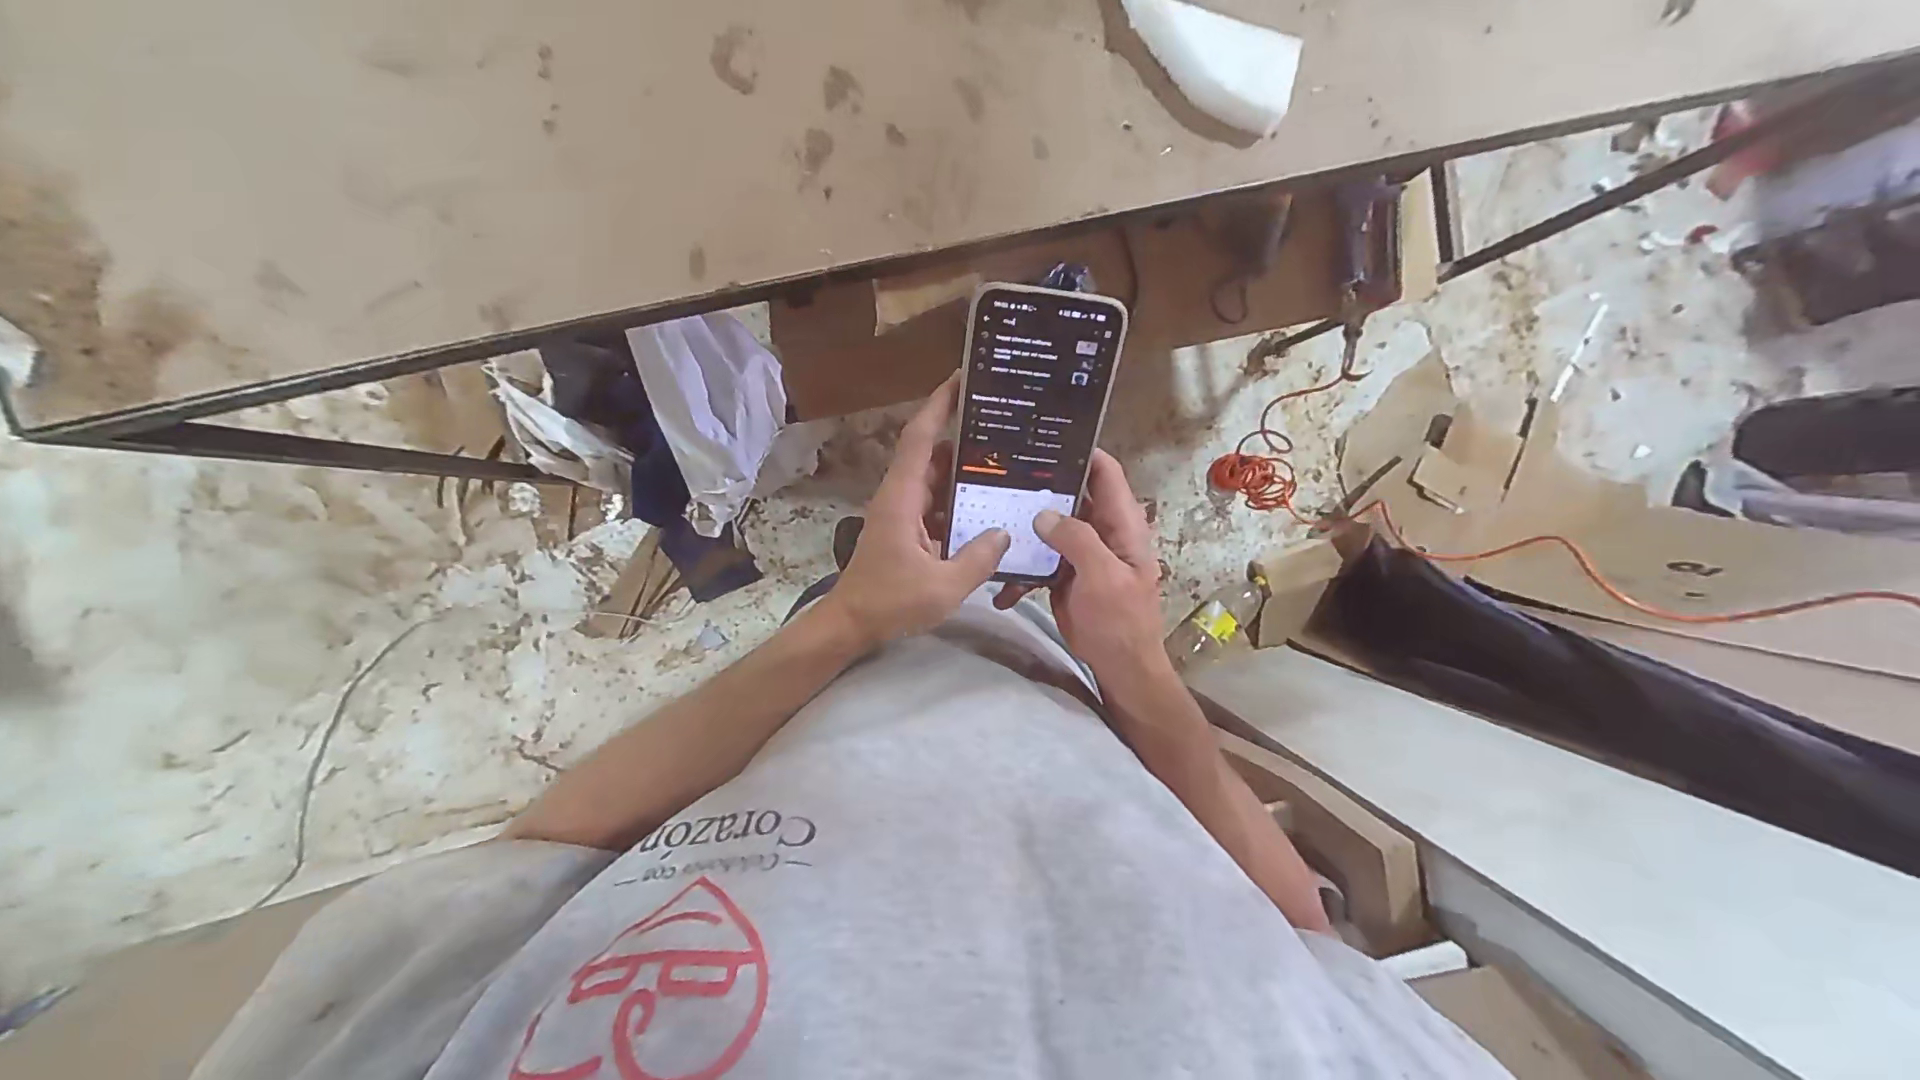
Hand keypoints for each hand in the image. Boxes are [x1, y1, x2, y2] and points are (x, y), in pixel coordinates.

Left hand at [821, 373, 1009, 647]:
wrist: (851, 625)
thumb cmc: (889, 602)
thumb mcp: (943, 586)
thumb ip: (978, 559)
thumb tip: (1003, 533)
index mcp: (902, 497)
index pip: (920, 438)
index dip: (939, 404)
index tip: (961, 378)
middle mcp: (901, 496)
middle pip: (933, 454)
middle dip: (965, 437)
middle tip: (1007, 425)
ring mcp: (903, 514)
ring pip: (938, 481)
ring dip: (966, 472)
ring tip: (1008, 463)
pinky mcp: (908, 531)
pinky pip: (939, 505)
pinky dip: (961, 501)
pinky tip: (990, 508)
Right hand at [1007, 450, 1168, 679]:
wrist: (1119, 666)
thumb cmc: (1120, 620)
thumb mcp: (1103, 577)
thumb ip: (1077, 540)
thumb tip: (1043, 513)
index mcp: (1120, 524)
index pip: (1105, 473)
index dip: (1082, 452)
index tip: (1045, 438)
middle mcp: (1100, 530)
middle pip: (1070, 495)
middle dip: (1040, 485)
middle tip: (1001, 471)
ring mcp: (1080, 552)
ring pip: (1049, 525)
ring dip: (1024, 526)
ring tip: (988, 514)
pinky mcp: (1062, 573)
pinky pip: (1038, 559)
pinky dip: (1020, 569)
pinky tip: (999, 581)